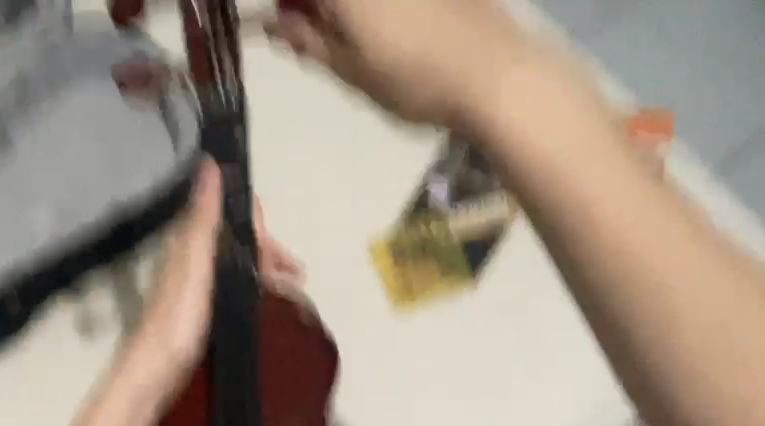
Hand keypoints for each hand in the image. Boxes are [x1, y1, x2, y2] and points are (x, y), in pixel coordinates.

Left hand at [121, 160, 306, 395]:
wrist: (154, 373)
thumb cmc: (176, 321)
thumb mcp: (195, 264)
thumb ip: (204, 218)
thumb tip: (209, 163)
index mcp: (189, 243)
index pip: (228, 215)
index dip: (256, 224)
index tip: (278, 247)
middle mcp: (190, 259)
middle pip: (236, 241)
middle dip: (268, 252)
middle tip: (298, 274)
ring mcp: (194, 287)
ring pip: (236, 265)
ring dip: (266, 271)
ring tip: (295, 290)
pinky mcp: (198, 313)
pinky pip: (233, 289)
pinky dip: (254, 290)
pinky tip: (265, 304)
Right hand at [267, 0, 537, 127]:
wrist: (493, 72)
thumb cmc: (413, 79)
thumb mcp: (349, 70)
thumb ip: (306, 40)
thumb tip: (270, 22)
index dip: (280, 7)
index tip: (279, 25)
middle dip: (308, 8)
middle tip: (307, 34)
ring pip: (353, 2)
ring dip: (336, 13)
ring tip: (345, 38)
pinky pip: (384, 3)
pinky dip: (368, 12)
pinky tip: (382, 30)